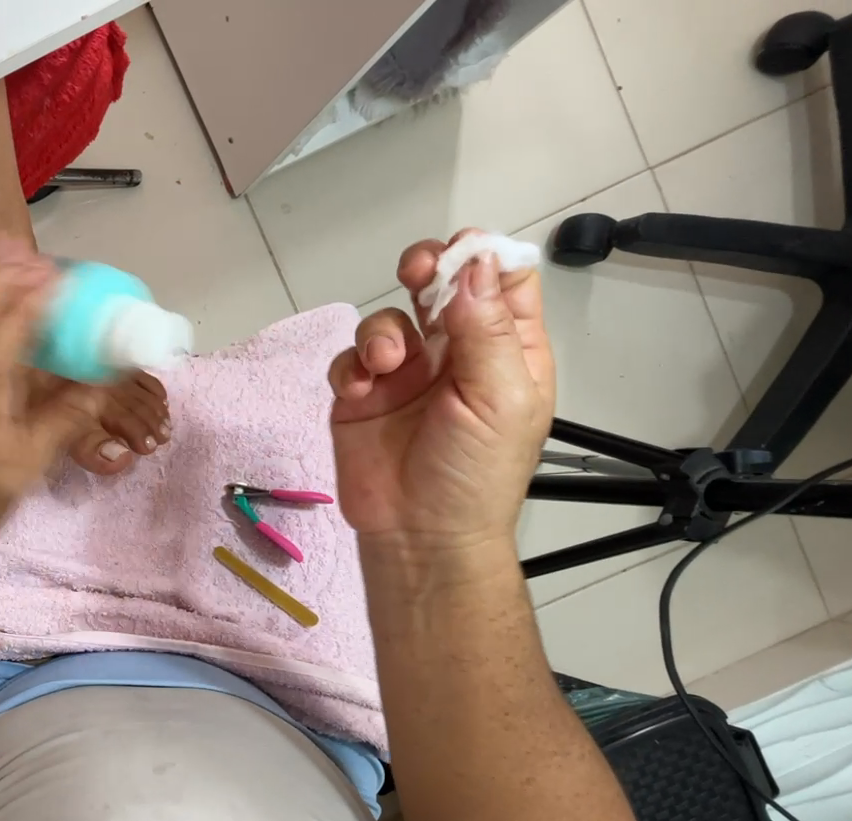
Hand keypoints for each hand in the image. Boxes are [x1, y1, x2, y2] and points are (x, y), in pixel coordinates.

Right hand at [330, 231, 554, 550]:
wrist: (418, 532)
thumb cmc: (474, 472)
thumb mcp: (500, 398)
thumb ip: (486, 331)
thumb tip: (473, 265)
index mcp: (504, 349)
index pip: (500, 281)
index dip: (482, 259)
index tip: (460, 255)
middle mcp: (452, 353)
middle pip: (438, 287)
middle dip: (425, 270)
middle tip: (415, 272)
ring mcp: (402, 375)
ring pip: (385, 320)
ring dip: (380, 332)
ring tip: (383, 364)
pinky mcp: (359, 397)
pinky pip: (347, 362)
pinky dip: (349, 369)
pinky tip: (358, 393)